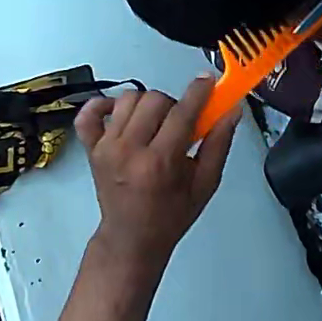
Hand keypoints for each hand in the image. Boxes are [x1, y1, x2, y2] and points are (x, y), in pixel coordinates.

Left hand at [73, 78, 237, 280]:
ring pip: (128, 99)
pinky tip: (121, 113)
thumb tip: (232, 110)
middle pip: (155, 99)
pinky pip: (89, 113)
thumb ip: (219, 143)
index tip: (207, 81)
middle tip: (181, 124)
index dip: (199, 91)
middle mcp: (129, 151)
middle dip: (174, 105)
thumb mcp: (206, 183)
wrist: (132, 239)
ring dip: (147, 105)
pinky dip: (103, 105)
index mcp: (160, 162)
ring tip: (155, 124)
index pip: (182, 111)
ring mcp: (106, 148)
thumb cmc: (171, 215)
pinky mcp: (91, 149)